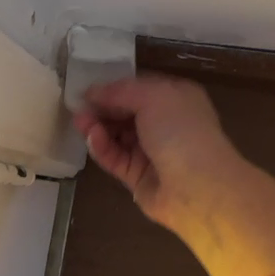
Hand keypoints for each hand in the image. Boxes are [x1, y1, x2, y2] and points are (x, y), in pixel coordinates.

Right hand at [74, 75, 241, 230]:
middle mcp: (164, 124)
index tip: (86, 89)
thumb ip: (120, 91)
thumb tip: (92, 92)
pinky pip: (115, 159)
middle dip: (101, 109)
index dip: (113, 89)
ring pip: (117, 136)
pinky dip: (102, 148)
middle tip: (77, 107)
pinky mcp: (137, 177)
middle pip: (125, 113)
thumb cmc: (180, 131)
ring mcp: (151, 152)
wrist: (196, 186)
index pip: (138, 90)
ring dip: (98, 128)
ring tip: (80, 122)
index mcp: (175, 99)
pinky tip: (92, 139)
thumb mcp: (153, 96)